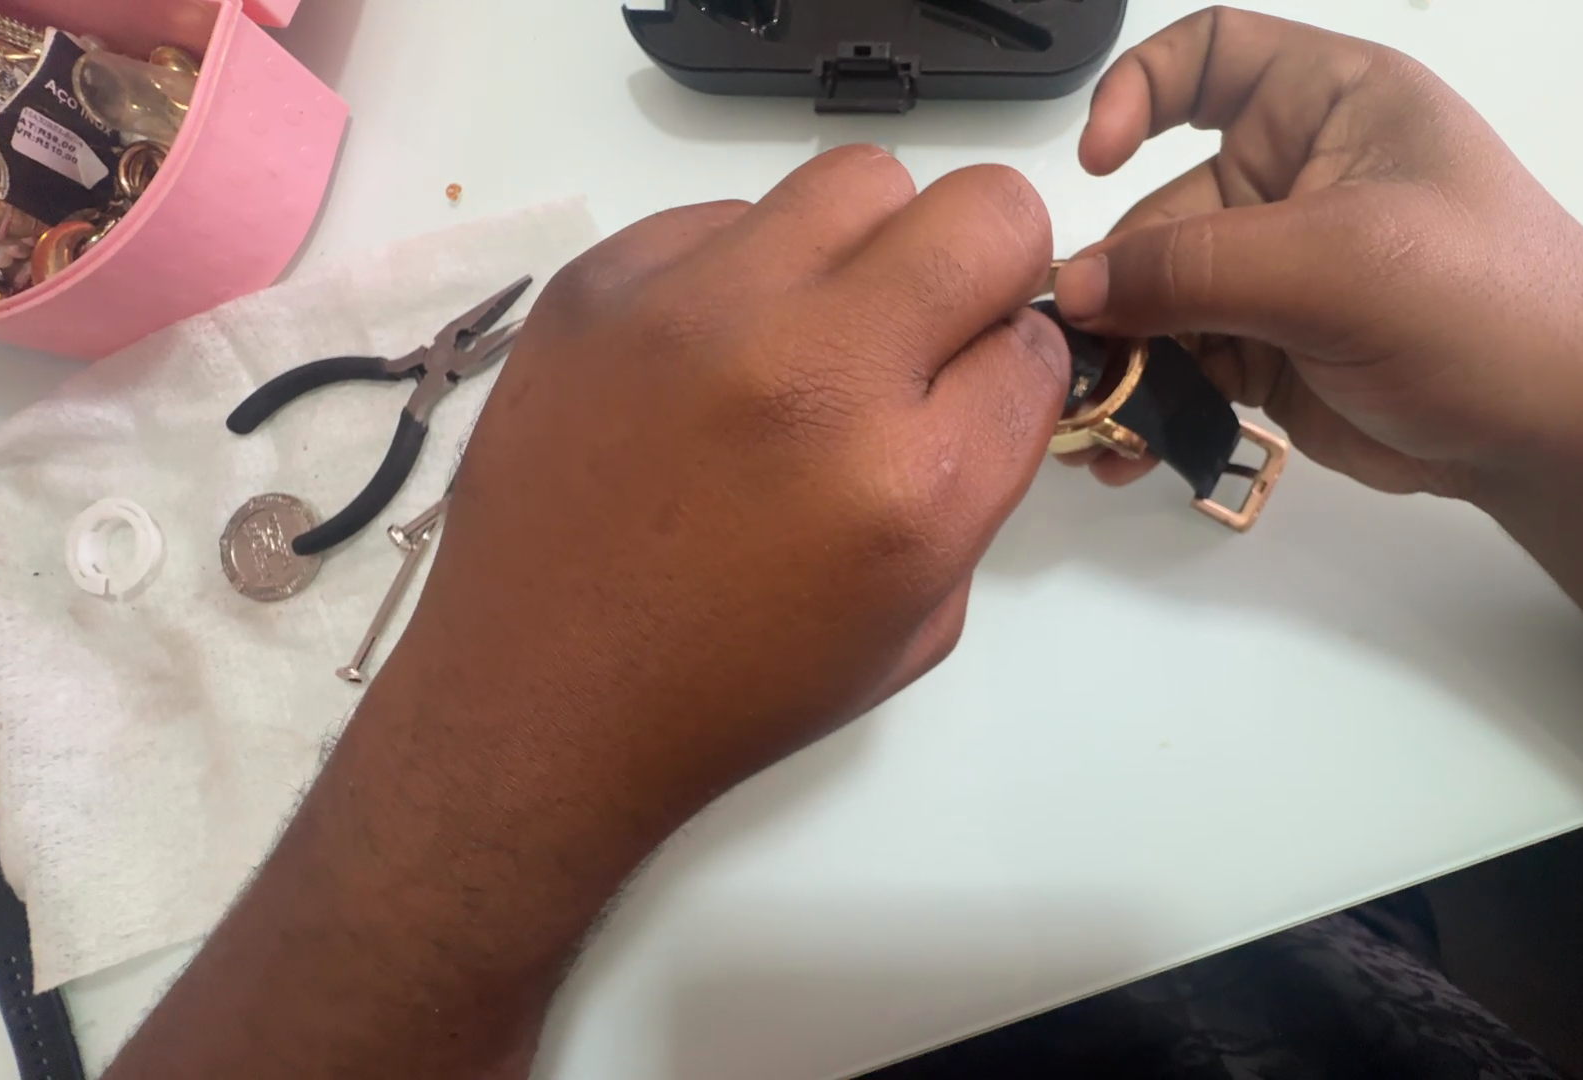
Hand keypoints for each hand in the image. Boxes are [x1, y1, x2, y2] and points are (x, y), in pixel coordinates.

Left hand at [403, 146, 1065, 830]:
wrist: (544, 698)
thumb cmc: (746, 685)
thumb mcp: (917, 622)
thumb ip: (976, 486)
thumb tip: (986, 374)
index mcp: (916, 488)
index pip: (1038, 347)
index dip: (1023, 364)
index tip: (982, 385)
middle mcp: (819, 373)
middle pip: (985, 216)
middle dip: (994, 264)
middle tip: (935, 328)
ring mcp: (699, 310)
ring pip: (861, 182)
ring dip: (879, 249)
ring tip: (826, 328)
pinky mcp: (602, 282)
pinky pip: (731, 219)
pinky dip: (757, 272)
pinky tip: (717, 353)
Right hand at [1053, 7, 1582, 497]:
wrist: (1545, 436)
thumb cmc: (1480, 311)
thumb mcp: (1336, 266)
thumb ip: (1195, 269)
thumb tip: (1074, 290)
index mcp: (1323, 112)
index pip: (1209, 60)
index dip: (1138, 91)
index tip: (1094, 163)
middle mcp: (1284, 189)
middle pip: (1157, 220)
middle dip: (1112, 290)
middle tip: (1073, 359)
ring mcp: (1265, 280)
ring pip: (1156, 307)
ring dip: (1119, 362)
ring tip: (1087, 419)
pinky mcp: (1257, 354)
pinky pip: (1178, 369)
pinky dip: (1147, 404)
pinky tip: (1124, 447)